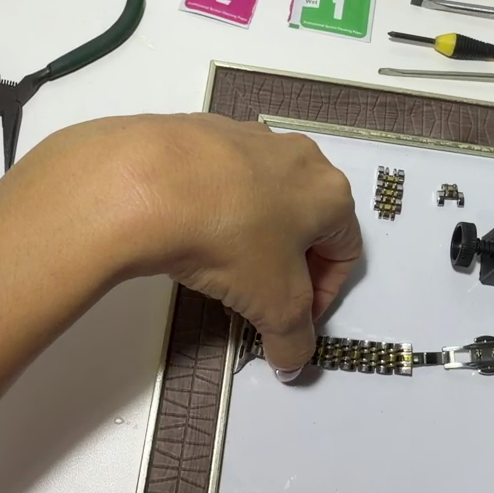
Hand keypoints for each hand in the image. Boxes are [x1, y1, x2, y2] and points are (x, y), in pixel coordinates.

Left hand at [0, 114, 360, 377]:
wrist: (148, 184)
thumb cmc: (230, 239)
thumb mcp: (274, 305)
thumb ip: (294, 340)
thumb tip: (291, 362)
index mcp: (330, 192)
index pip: (345, 251)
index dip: (324, 295)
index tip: (293, 319)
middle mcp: (297, 155)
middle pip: (305, 222)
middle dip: (286, 264)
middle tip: (258, 295)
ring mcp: (248, 137)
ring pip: (263, 197)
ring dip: (252, 235)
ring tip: (219, 265)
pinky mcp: (202, 130)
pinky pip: (221, 178)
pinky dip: (215, 207)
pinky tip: (188, 230)